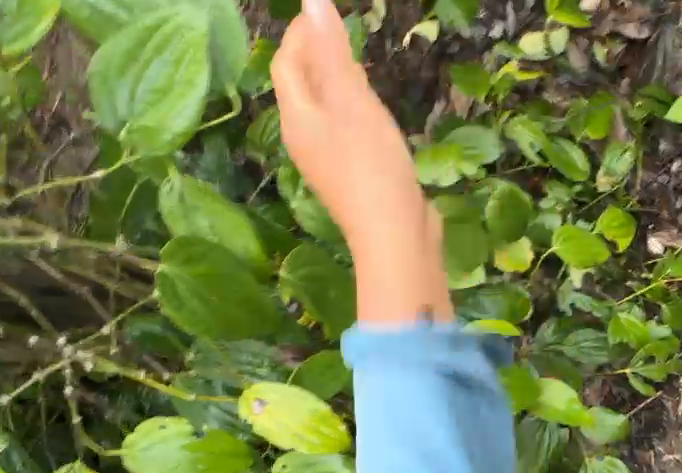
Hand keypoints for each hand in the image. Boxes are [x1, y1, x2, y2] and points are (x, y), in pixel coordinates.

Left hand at [272, 0, 451, 322]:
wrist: (395, 240)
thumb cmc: (372, 169)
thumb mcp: (353, 103)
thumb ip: (332, 52)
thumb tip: (312, 1)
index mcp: (297, 118)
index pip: (286, 63)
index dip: (300, 34)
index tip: (324, 15)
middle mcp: (305, 141)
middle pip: (302, 89)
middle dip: (317, 58)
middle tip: (343, 37)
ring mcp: (330, 165)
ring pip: (325, 114)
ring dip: (338, 88)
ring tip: (361, 71)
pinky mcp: (355, 183)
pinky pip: (346, 137)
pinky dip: (355, 116)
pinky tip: (377, 118)